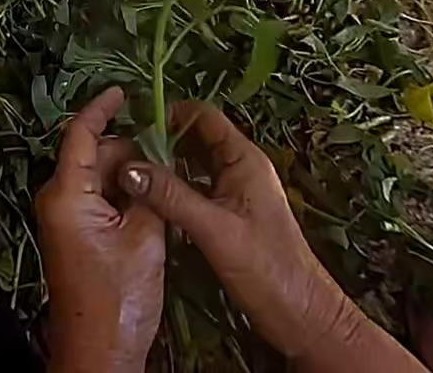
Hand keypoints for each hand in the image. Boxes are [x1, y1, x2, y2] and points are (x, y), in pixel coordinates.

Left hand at [35, 86, 164, 372]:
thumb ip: (149, 190)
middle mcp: (58, 198)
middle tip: (167, 146)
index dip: (101, 108)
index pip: (79, 134)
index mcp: (66, 193)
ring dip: (128, 170)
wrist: (99, 360)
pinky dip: (121, 190)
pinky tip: (151, 194)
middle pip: (93, 154)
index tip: (123, 91)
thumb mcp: (144, 239)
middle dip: (128, 147)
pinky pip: (97, 196)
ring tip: (165, 169)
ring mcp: (64, 217)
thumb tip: (153, 156)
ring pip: (97, 175)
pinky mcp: (74, 232)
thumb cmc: (119, 299)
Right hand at [118, 102, 414, 371]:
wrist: (304, 320)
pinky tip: (155, 197)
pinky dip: (177, 185)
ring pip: (196, 162)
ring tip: (135, 170)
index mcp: (243, 157)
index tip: (139, 124)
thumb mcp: (214, 229)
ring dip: (168, 163)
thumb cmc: (266, 269)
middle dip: (164, 138)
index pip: (204, 115)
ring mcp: (236, 189)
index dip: (172, 113)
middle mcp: (240, 166)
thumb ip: (171, 196)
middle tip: (130, 148)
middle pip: (197, 137)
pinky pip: (198, 185)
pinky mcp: (231, 212)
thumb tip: (128, 168)